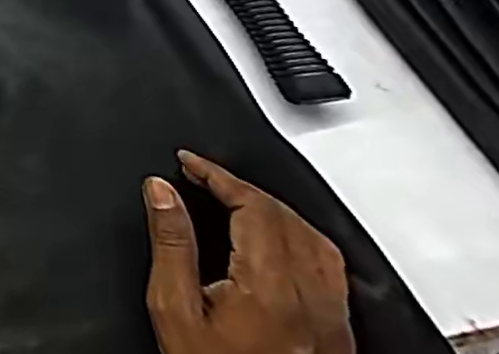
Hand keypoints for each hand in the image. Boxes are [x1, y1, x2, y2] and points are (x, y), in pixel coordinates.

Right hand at [143, 150, 354, 353]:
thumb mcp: (173, 308)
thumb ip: (170, 243)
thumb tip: (160, 190)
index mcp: (270, 289)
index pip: (253, 207)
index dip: (217, 174)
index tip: (189, 161)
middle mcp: (312, 303)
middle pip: (286, 219)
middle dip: (241, 186)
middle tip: (203, 174)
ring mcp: (332, 323)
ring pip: (316, 241)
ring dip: (273, 208)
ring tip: (235, 197)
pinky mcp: (339, 338)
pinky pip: (329, 268)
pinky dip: (297, 236)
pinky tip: (276, 239)